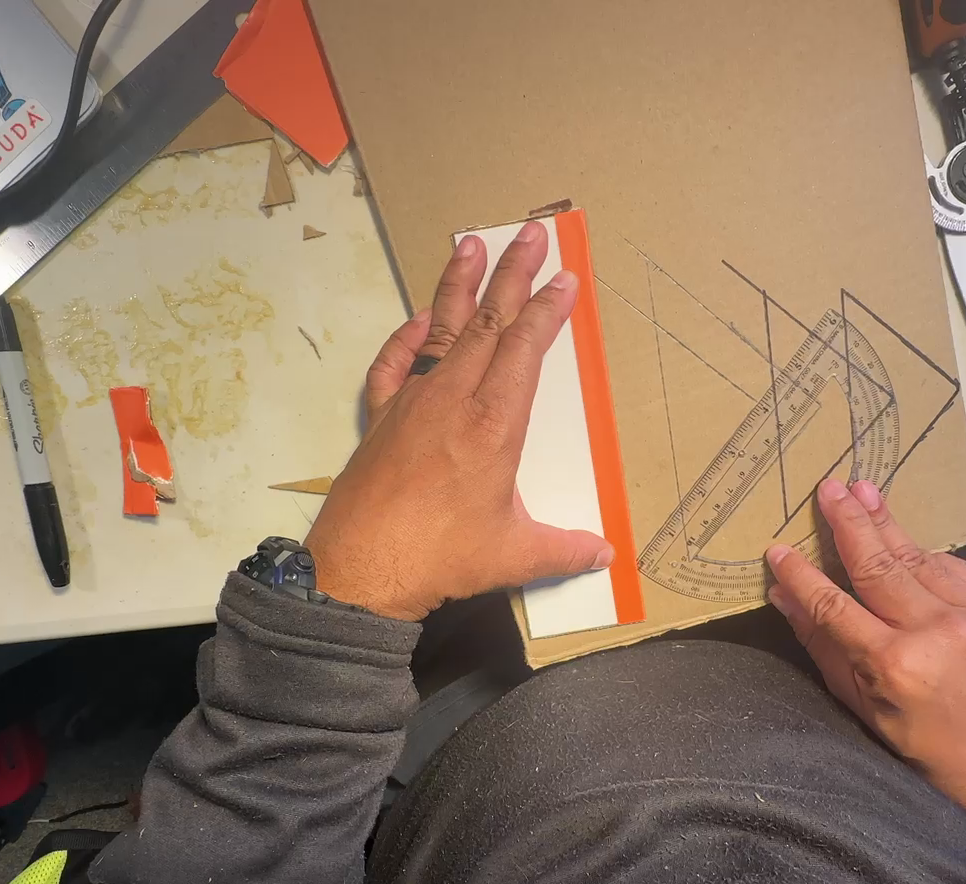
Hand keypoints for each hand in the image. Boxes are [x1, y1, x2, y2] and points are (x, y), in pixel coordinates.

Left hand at [304, 222, 613, 620]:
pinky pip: (394, 364)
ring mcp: (412, 403)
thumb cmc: (440, 558)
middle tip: (528, 233)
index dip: (547, 310)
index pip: (526, 349)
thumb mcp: (514, 556)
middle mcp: (453, 399)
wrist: (361, 569)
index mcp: (494, 424)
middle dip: (512, 274)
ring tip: (470, 244)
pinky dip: (406, 337)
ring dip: (459, 285)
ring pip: (442, 330)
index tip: (565, 279)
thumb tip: (604, 553)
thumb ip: (564, 550)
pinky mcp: (381, 418)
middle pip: (488, 322)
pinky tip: (419, 320)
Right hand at [764, 476, 965, 793]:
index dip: (802, 576)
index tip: (778, 549)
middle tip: (830, 488)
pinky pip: (951, 566)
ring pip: (917, 557)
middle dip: (850, 523)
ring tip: (863, 491)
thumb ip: (820, 642)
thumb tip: (782, 595)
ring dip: (886, 525)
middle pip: (880, 565)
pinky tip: (904, 543)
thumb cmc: (917, 735)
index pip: (834, 607)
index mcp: (896, 664)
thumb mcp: (858, 699)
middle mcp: (938, 632)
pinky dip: (923, 555)